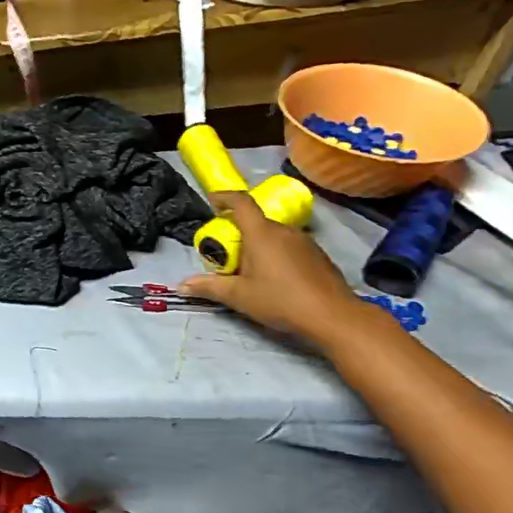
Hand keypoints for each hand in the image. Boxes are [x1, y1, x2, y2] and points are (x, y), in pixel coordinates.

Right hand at [179, 191, 372, 348]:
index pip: (241, 203)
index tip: (213, 201)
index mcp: (261, 233)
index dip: (224, 197)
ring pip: (274, 235)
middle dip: (239, 232)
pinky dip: (277, 254)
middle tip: (227, 254)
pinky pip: (290, 247)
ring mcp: (305, 241)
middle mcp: (284, 230)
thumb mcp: (238, 296)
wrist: (332, 315)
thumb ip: (209, 287)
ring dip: (259, 245)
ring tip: (250, 270)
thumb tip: (181, 285)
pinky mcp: (318, 255)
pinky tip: (276, 279)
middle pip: (256, 222)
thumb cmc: (280, 300)